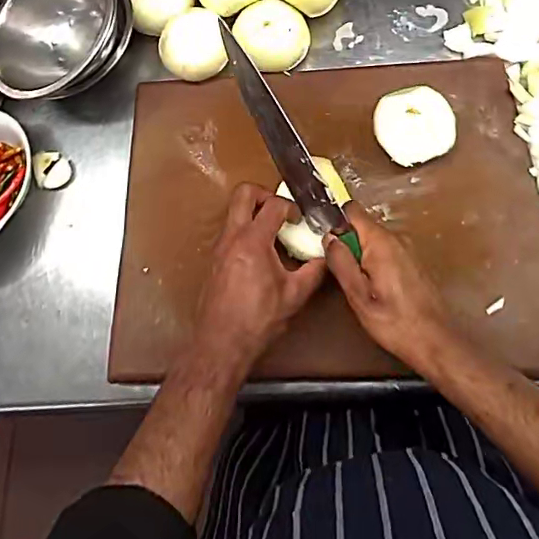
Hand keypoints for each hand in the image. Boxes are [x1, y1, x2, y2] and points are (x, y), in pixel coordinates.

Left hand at [191, 182, 327, 370]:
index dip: (290, 207)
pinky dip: (245, 232)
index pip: (273, 205)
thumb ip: (314, 271)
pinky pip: (229, 232)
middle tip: (279, 210)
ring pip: (233, 212)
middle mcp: (232, 238)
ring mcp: (219, 248)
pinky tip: (260, 255)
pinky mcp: (214, 261)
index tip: (299, 219)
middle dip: (264, 193)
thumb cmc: (256, 321)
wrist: (220, 345)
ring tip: (272, 233)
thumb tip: (325, 257)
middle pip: (243, 193)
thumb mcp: (294, 296)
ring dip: (253, 214)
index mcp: (253, 241)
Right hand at [326, 204, 465, 375]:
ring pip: (375, 242)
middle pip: (363, 227)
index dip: (336, 220)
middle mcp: (396, 237)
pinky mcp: (414, 262)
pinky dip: (377, 264)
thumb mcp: (358, 295)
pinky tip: (379, 290)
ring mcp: (408, 249)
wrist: (435, 340)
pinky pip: (388, 252)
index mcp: (380, 241)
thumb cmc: (393, 320)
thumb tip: (328, 237)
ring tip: (361, 287)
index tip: (327, 242)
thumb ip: (341, 261)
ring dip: (363, 257)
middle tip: (344, 275)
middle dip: (349, 244)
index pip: (353, 210)